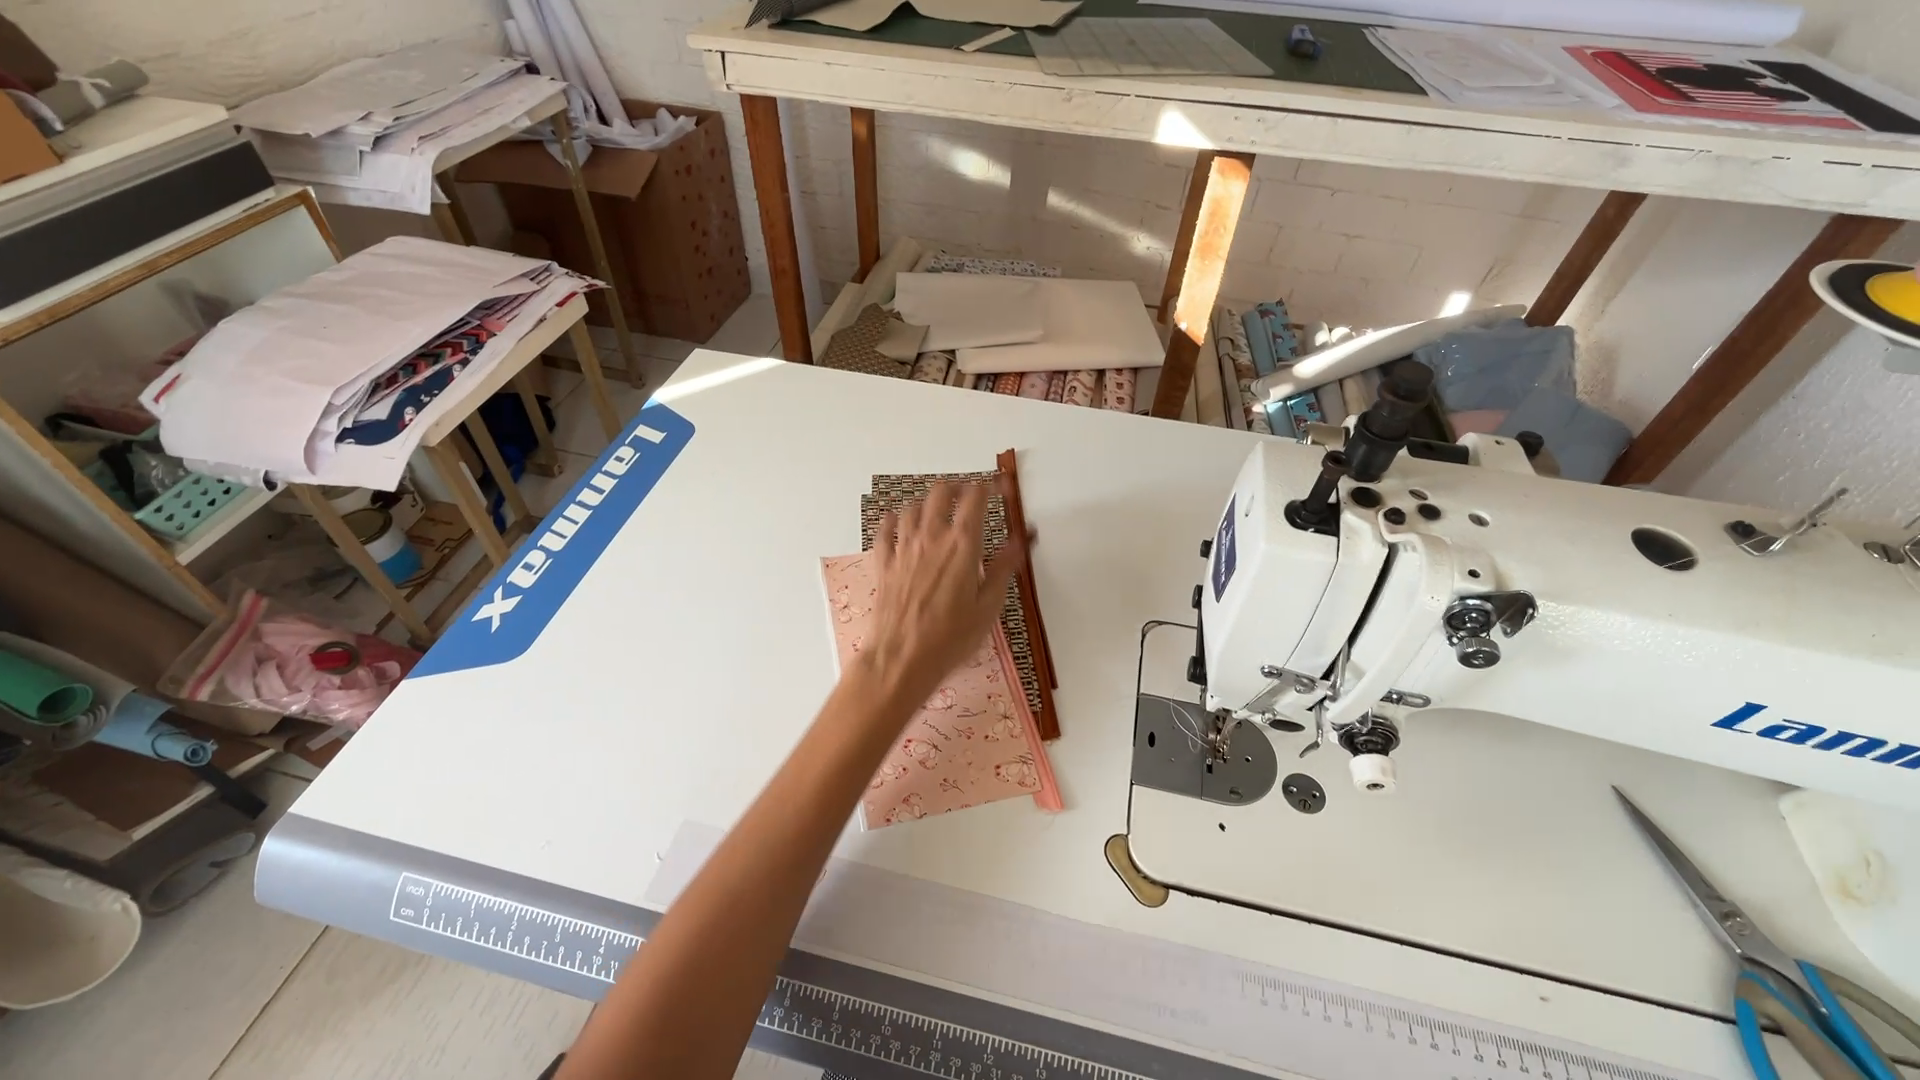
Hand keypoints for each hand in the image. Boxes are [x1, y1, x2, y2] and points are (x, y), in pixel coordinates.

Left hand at [854, 480, 1022, 716]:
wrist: (902, 658)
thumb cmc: (952, 637)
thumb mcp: (988, 606)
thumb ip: (1004, 568)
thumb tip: (1022, 540)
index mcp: (962, 545)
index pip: (975, 499)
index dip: (990, 487)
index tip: (1000, 488)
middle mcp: (932, 537)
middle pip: (941, 494)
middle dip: (957, 488)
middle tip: (968, 495)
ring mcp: (904, 548)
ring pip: (912, 508)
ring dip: (927, 502)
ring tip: (937, 509)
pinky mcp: (884, 564)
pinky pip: (885, 530)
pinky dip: (893, 520)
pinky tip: (896, 520)